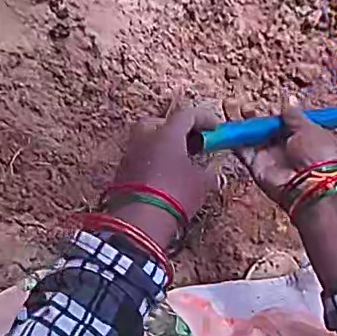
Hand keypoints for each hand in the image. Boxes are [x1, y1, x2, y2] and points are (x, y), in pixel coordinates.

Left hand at [103, 101, 222, 247]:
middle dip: (176, 129)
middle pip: (159, 123)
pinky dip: (152, 162)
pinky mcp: (120, 173)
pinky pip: (139, 159)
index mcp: (166, 134)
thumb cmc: (176, 195)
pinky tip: (163, 177)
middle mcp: (144, 139)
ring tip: (179, 162)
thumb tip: (213, 173)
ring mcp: (129, 155)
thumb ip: (209, 173)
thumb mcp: (201, 184)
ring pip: (146, 141)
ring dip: (162, 147)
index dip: (204, 119)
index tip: (216, 129)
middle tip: (192, 143)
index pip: (186, 115)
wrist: (139, 220)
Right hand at [233, 97, 336, 284]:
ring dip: (239, 123)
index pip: (282, 120)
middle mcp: (283, 145)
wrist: (311, 184)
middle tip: (244, 104)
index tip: (266, 104)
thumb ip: (294, 115)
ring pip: (249, 136)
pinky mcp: (255, 166)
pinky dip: (232, 140)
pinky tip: (225, 127)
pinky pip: (241, 151)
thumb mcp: (309, 128)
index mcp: (300, 134)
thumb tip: (288, 99)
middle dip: (253, 115)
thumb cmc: (318, 154)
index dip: (273, 112)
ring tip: (229, 106)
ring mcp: (268, 156)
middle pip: (263, 127)